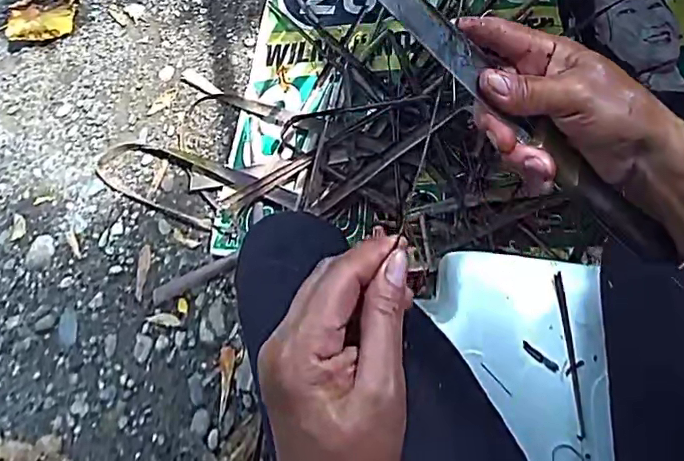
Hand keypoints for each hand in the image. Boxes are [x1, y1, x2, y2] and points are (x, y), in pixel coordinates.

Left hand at [258, 231, 411, 460]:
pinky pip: (320, 309)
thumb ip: (386, 316)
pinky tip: (374, 308)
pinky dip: (349, 300)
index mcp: (298, 351)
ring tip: (395, 289)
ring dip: (360, 280)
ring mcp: (281, 351)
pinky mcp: (289, 356)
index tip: (401, 243)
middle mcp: (280, 345)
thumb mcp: (382, 386)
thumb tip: (393, 264)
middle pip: (328, 275)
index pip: (338, 275)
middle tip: (403, 264)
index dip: (373, 252)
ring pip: (324, 287)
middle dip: (368, 264)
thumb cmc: (354, 460)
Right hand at [458, 16, 678, 195]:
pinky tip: (545, 173)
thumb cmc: (625, 113)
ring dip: (515, 150)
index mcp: (550, 55)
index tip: (453, 29)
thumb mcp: (576, 94)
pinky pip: (517, 153)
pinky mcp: (544, 144)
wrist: (649, 164)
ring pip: (502, 126)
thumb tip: (488, 81)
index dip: (478, 31)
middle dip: (495, 120)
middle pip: (492, 91)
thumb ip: (530, 90)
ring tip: (538, 163)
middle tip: (507, 140)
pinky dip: (527, 166)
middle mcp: (539, 81)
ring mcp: (540, 114)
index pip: (506, 35)